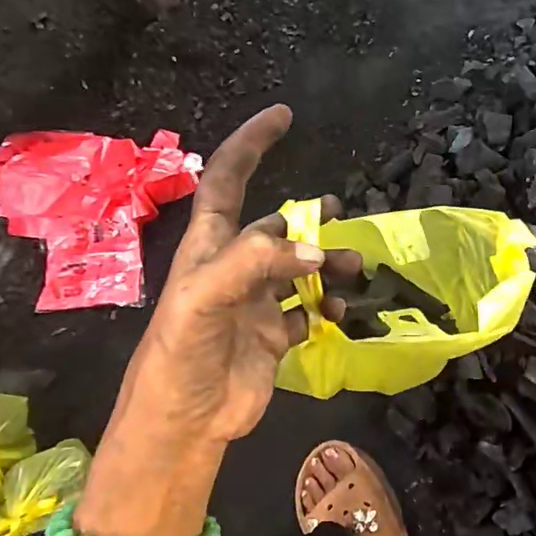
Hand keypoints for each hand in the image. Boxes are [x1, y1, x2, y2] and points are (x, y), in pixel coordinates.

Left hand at [109, 105, 358, 448]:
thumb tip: (313, 249)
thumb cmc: (182, 353)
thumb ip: (254, 264)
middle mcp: (234, 267)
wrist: (186, 419)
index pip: (227, 179)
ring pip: (300, 267)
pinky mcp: (274, 335)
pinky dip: (328, 306)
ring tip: (353, 267)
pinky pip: (309, 309)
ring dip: (328, 262)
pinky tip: (339, 312)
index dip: (250, 144)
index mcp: (210, 245)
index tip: (282, 115)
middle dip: (308, 218)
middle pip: (276, 226)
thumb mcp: (204, 297)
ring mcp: (256, 301)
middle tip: (338, 217)